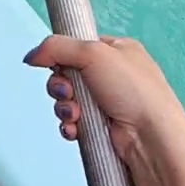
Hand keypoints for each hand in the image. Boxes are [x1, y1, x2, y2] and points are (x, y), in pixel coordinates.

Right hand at [24, 35, 184, 157]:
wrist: (152, 139)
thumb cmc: (137, 93)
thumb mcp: (93, 52)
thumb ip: (56, 47)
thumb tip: (32, 55)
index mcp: (118, 51)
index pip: (77, 46)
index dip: (63, 55)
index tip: (58, 63)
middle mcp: (113, 76)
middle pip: (66, 73)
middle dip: (60, 84)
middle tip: (67, 91)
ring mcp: (108, 102)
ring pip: (67, 98)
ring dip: (64, 106)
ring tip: (76, 113)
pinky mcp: (102, 126)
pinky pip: (72, 121)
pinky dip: (69, 124)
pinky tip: (76, 127)